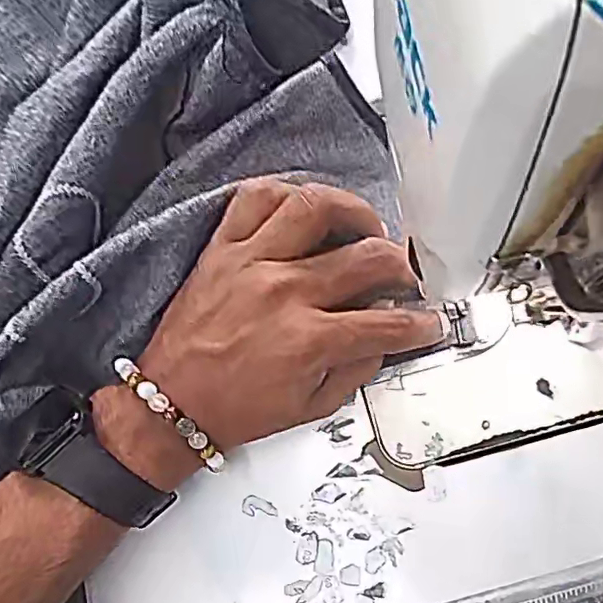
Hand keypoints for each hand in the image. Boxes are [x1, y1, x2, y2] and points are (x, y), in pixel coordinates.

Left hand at [95, 179, 440, 488]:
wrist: (175, 403)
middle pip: (367, 258)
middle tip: (403, 278)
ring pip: (316, 207)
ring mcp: (252, 263)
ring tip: (365, 227)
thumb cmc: (236, 409)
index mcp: (309, 340)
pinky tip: (304, 210)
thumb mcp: (311, 407)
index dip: (418, 323)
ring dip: (355, 211)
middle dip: (401, 268)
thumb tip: (383, 341)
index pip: (386, 322)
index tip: (427, 321)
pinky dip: (287, 193)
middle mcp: (285, 293)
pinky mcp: (223, 249)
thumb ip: (354, 371)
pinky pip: (256, 197)